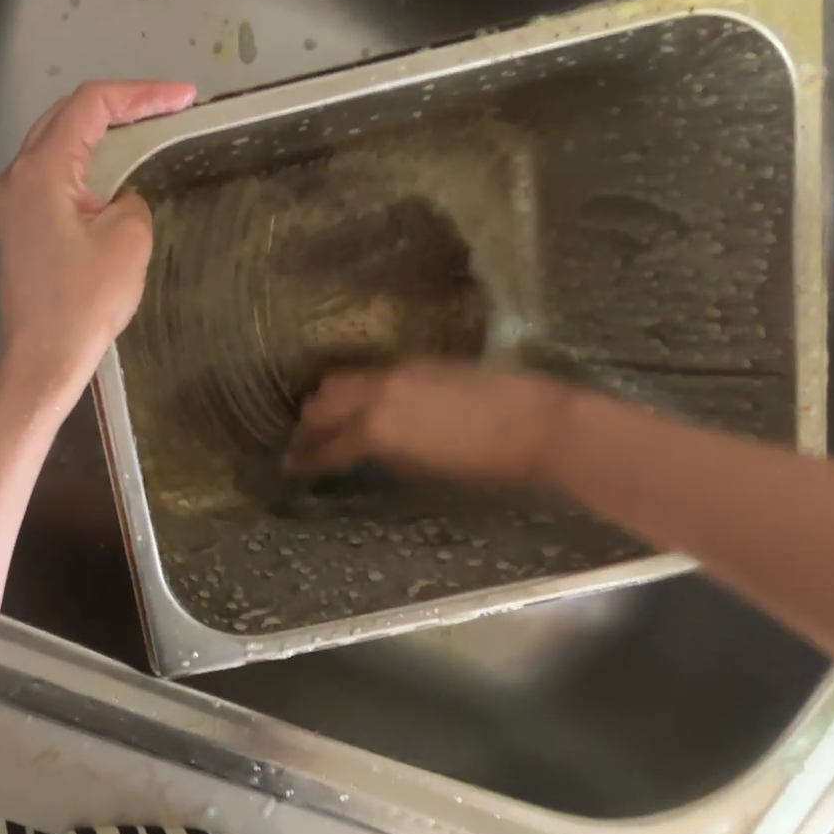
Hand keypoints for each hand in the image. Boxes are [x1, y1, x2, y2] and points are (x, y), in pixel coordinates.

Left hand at [0, 80, 196, 394]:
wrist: (43, 357)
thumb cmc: (85, 301)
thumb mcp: (128, 240)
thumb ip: (131, 199)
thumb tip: (119, 199)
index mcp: (42, 170)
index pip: (90, 105)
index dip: (141, 94)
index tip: (183, 98)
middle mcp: (16, 177)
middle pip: (65, 117)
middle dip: (116, 106)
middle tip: (164, 108)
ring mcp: (9, 203)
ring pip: (52, 145)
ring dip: (96, 135)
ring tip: (140, 131)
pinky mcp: (14, 227)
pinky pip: (47, 178)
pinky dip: (80, 166)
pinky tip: (106, 174)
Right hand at [285, 360, 577, 484]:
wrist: (543, 426)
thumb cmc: (486, 464)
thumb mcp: (424, 470)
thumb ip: (384, 455)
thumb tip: (364, 450)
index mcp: (377, 429)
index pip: (326, 445)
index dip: (304, 459)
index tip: (290, 468)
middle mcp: (378, 394)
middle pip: (321, 404)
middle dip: (306, 426)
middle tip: (301, 443)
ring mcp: (398, 373)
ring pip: (341, 380)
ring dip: (326, 401)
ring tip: (327, 417)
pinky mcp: (419, 362)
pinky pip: (371, 374)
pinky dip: (357, 389)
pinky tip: (367, 402)